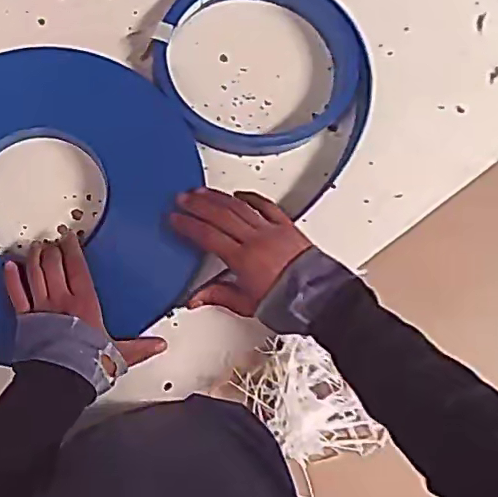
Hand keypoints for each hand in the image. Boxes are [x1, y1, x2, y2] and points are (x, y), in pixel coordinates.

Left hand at [2, 226, 168, 365]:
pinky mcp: (25, 319)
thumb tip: (157, 345)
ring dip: (34, 257)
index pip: (77, 267)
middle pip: (53, 265)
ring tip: (34, 248)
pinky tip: (8, 266)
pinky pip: (16, 293)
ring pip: (35, 273)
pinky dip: (11, 278)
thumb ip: (139, 347)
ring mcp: (41, 308)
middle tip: (51, 241)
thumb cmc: (87, 365)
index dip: (72, 248)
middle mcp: (61, 300)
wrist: (61, 378)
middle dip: (51, 249)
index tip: (69, 238)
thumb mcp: (119, 355)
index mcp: (84, 303)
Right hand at [168, 188, 312, 316]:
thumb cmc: (288, 303)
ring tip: (202, 192)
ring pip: (239, 206)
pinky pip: (266, 206)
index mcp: (243, 259)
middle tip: (183, 198)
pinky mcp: (287, 227)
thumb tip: (195, 298)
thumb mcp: (247, 304)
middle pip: (220, 215)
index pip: (207, 236)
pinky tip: (239, 195)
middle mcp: (256, 240)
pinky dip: (250, 198)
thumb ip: (218, 296)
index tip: (175, 218)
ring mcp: (272, 231)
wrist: (322, 299)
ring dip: (218, 197)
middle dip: (198, 204)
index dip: (188, 225)